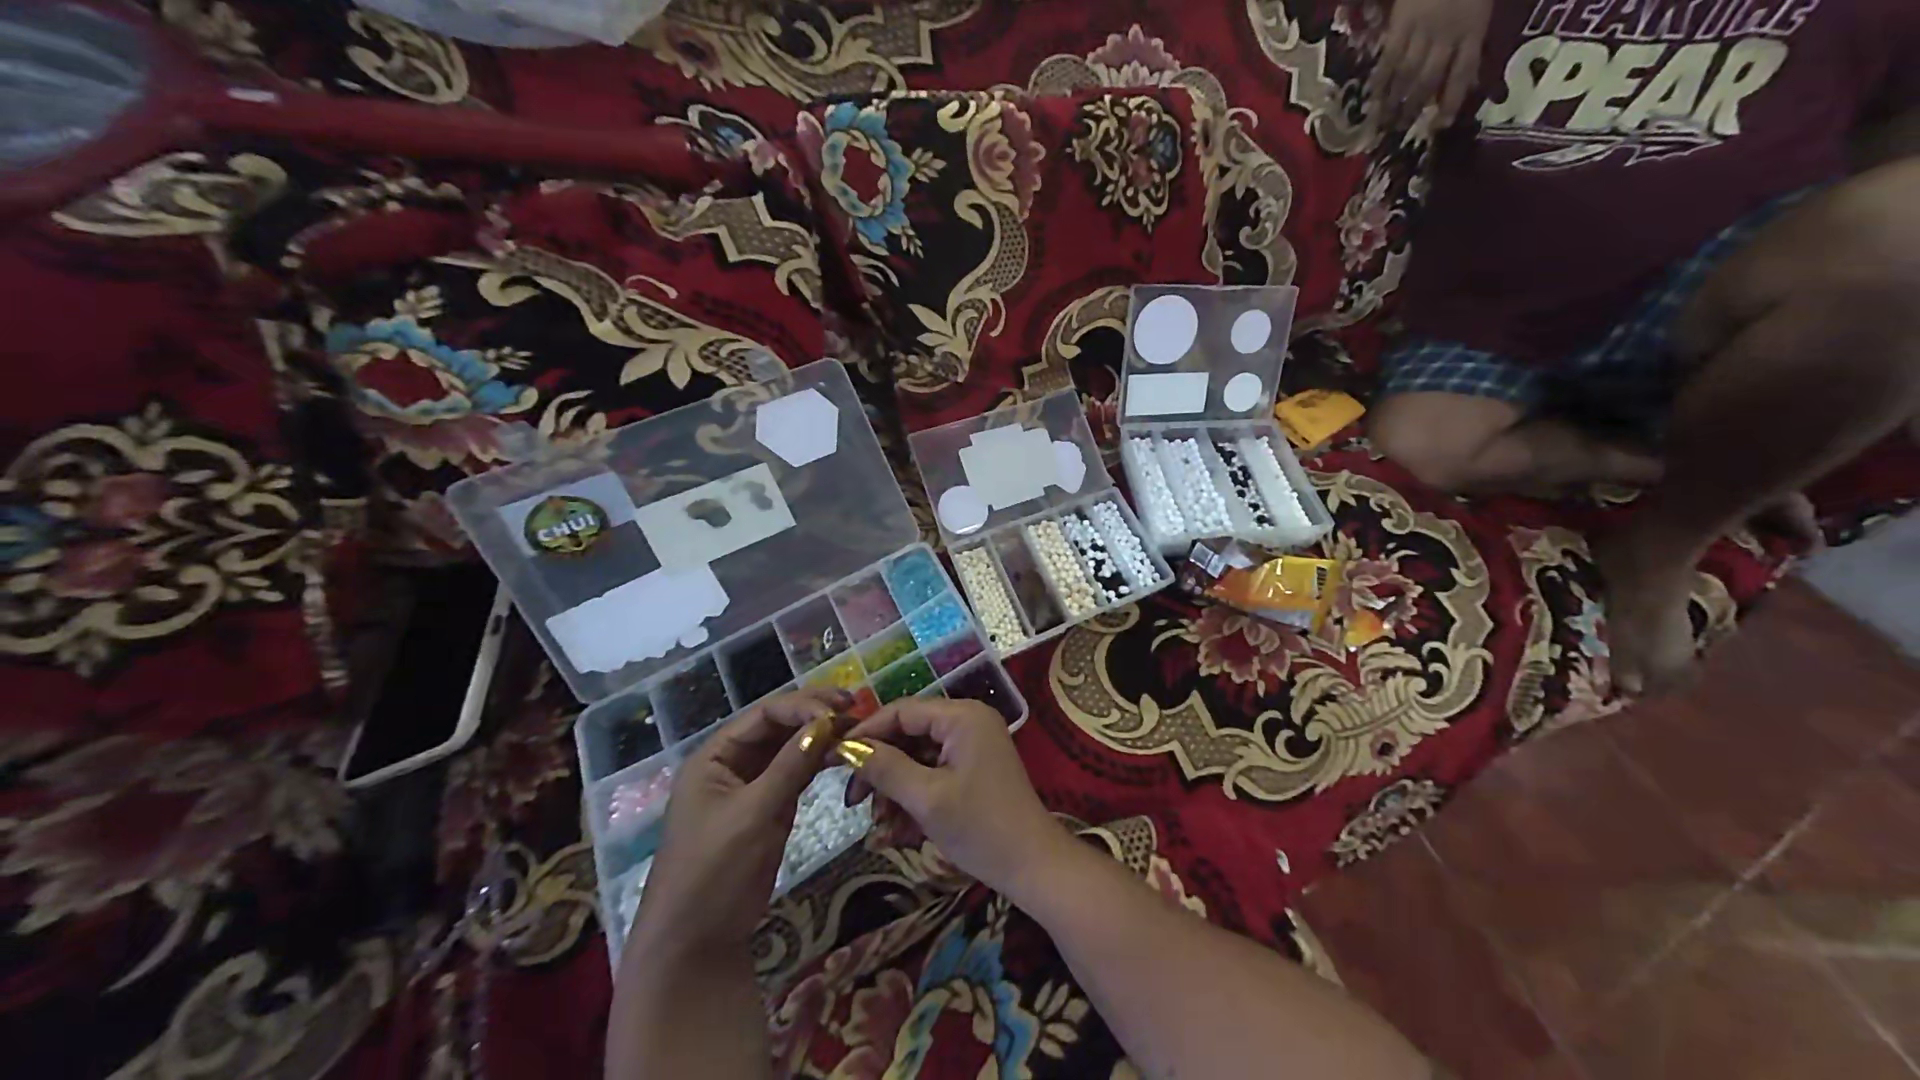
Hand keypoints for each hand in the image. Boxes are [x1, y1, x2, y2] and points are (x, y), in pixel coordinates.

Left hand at [626, 689, 847, 960]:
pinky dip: (816, 762)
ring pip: (789, 749)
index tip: (839, 711)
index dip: (801, 706)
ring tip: (854, 726)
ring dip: (818, 736)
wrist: (696, 942)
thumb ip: (789, 767)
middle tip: (854, 705)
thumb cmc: (713, 871)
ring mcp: (751, 786)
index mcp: (715, 756)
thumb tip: (825, 723)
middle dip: (813, 714)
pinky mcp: (769, 809)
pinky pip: (795, 774)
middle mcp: (732, 763)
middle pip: (776, 726)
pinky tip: (840, 753)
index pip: (763, 715)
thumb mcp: (752, 814)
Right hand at [837, 698, 1065, 894]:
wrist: (1033, 868)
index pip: (901, 711)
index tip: (834, 759)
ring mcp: (971, 746)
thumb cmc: (981, 828)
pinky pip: (931, 774)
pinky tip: (898, 832)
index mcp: (962, 717)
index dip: (866, 734)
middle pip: (907, 735)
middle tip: (854, 802)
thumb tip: (846, 749)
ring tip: (879, 825)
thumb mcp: (926, 799)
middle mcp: (967, 722)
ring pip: (916, 758)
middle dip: (880, 769)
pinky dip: (913, 798)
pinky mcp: (971, 770)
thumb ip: (885, 768)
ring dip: (894, 790)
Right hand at [1368, 0, 1491, 130]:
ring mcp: (1423, 29)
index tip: (1439, 126)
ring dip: (1394, 100)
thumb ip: (1469, 39)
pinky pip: (1389, 58)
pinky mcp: (1401, 24)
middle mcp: (1448, 34)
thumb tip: (1459, 79)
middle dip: (1414, 107)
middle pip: (1430, 79)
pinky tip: (1373, 97)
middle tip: (1400, 129)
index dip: (1451, 102)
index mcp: (1474, 28)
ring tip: (1383, 122)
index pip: (1463, 73)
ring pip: (1408, 73)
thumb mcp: (1479, 9)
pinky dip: (1381, 80)